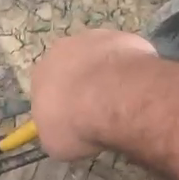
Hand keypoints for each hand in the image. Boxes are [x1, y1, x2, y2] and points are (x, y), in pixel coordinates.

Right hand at [30, 30, 158, 159]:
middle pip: (72, 68)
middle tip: (100, 110)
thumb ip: (56, 131)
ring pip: (100, 59)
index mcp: (40, 74)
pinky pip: (126, 55)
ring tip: (123, 100)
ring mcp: (94, 39)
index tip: (76, 121)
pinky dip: (131, 70)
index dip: (63, 105)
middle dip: (84, 85)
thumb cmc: (77, 123)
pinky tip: (138, 88)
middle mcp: (62, 50)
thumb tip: (64, 131)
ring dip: (108, 75)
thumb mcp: (56, 143)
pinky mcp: (123, 37)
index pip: (47, 89)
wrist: (114, 97)